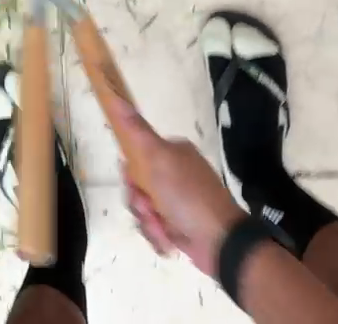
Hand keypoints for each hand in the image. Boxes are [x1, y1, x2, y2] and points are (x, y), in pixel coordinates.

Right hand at [112, 97, 246, 277]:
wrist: (221, 241)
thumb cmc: (188, 196)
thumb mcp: (158, 159)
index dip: (130, 174)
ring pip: (143, 207)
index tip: (135, 184)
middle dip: (139, 202)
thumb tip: (116, 96)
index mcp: (173, 152)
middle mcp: (175, 173)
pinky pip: (154, 226)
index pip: (136, 155)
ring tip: (162, 230)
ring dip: (148, 222)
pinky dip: (158, 235)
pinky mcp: (179, 224)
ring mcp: (178, 200)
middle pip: (137, 185)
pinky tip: (168, 241)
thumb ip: (136, 131)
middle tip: (150, 209)